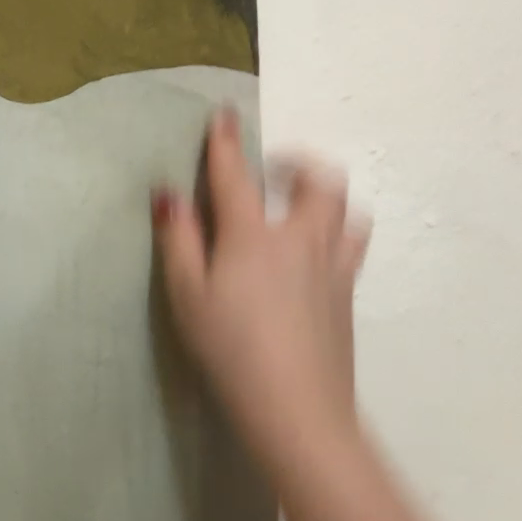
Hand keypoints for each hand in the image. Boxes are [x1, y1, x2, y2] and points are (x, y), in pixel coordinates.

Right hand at [152, 110, 371, 463]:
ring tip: (295, 204)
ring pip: (345, 212)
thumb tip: (171, 196)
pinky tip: (308, 250)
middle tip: (270, 167)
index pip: (237, 176)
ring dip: (322, 196)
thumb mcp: (185, 292)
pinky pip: (350, 243)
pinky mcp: (346, 295)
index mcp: (253, 236)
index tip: (224, 114)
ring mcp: (332, 268)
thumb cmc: (227, 345)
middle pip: (318, 184)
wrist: (295, 406)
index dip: (227, 143)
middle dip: (296, 163)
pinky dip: (332, 228)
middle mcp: (301, 241)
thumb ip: (179, 238)